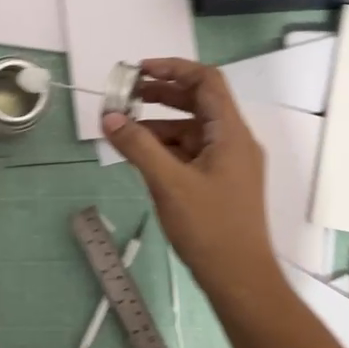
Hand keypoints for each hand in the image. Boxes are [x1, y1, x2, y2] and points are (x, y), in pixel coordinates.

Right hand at [100, 58, 283, 305]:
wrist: (239, 278)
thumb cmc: (209, 228)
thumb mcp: (168, 183)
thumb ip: (138, 146)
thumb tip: (109, 117)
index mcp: (231, 134)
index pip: (207, 81)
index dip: (173, 69)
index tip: (138, 70)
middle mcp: (234, 142)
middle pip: (198, 103)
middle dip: (160, 95)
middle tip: (123, 96)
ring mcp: (228, 164)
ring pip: (191, 130)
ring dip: (157, 124)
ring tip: (123, 131)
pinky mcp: (219, 183)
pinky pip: (190, 153)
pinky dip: (164, 148)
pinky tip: (139, 157)